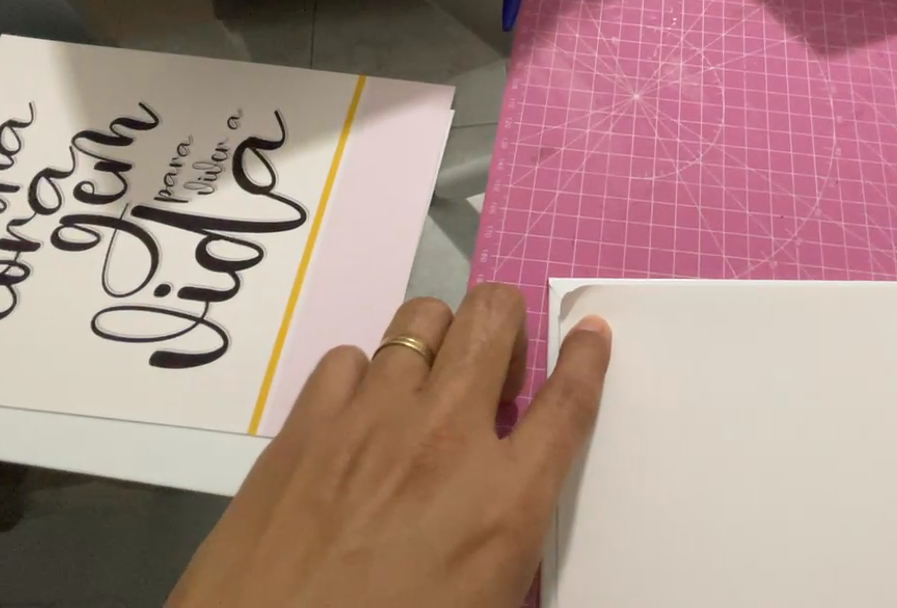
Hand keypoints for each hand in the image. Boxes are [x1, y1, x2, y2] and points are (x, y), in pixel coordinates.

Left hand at [168, 283, 611, 607]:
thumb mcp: (486, 595)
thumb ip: (509, 516)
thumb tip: (510, 470)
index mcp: (504, 498)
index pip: (568, 401)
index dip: (586, 355)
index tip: (590, 330)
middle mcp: (446, 435)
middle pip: (494, 317)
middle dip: (507, 323)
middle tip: (492, 372)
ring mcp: (373, 418)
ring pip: (423, 316)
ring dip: (438, 342)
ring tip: (425, 383)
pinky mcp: (307, 422)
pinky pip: (350, 358)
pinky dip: (362, 379)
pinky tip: (354, 418)